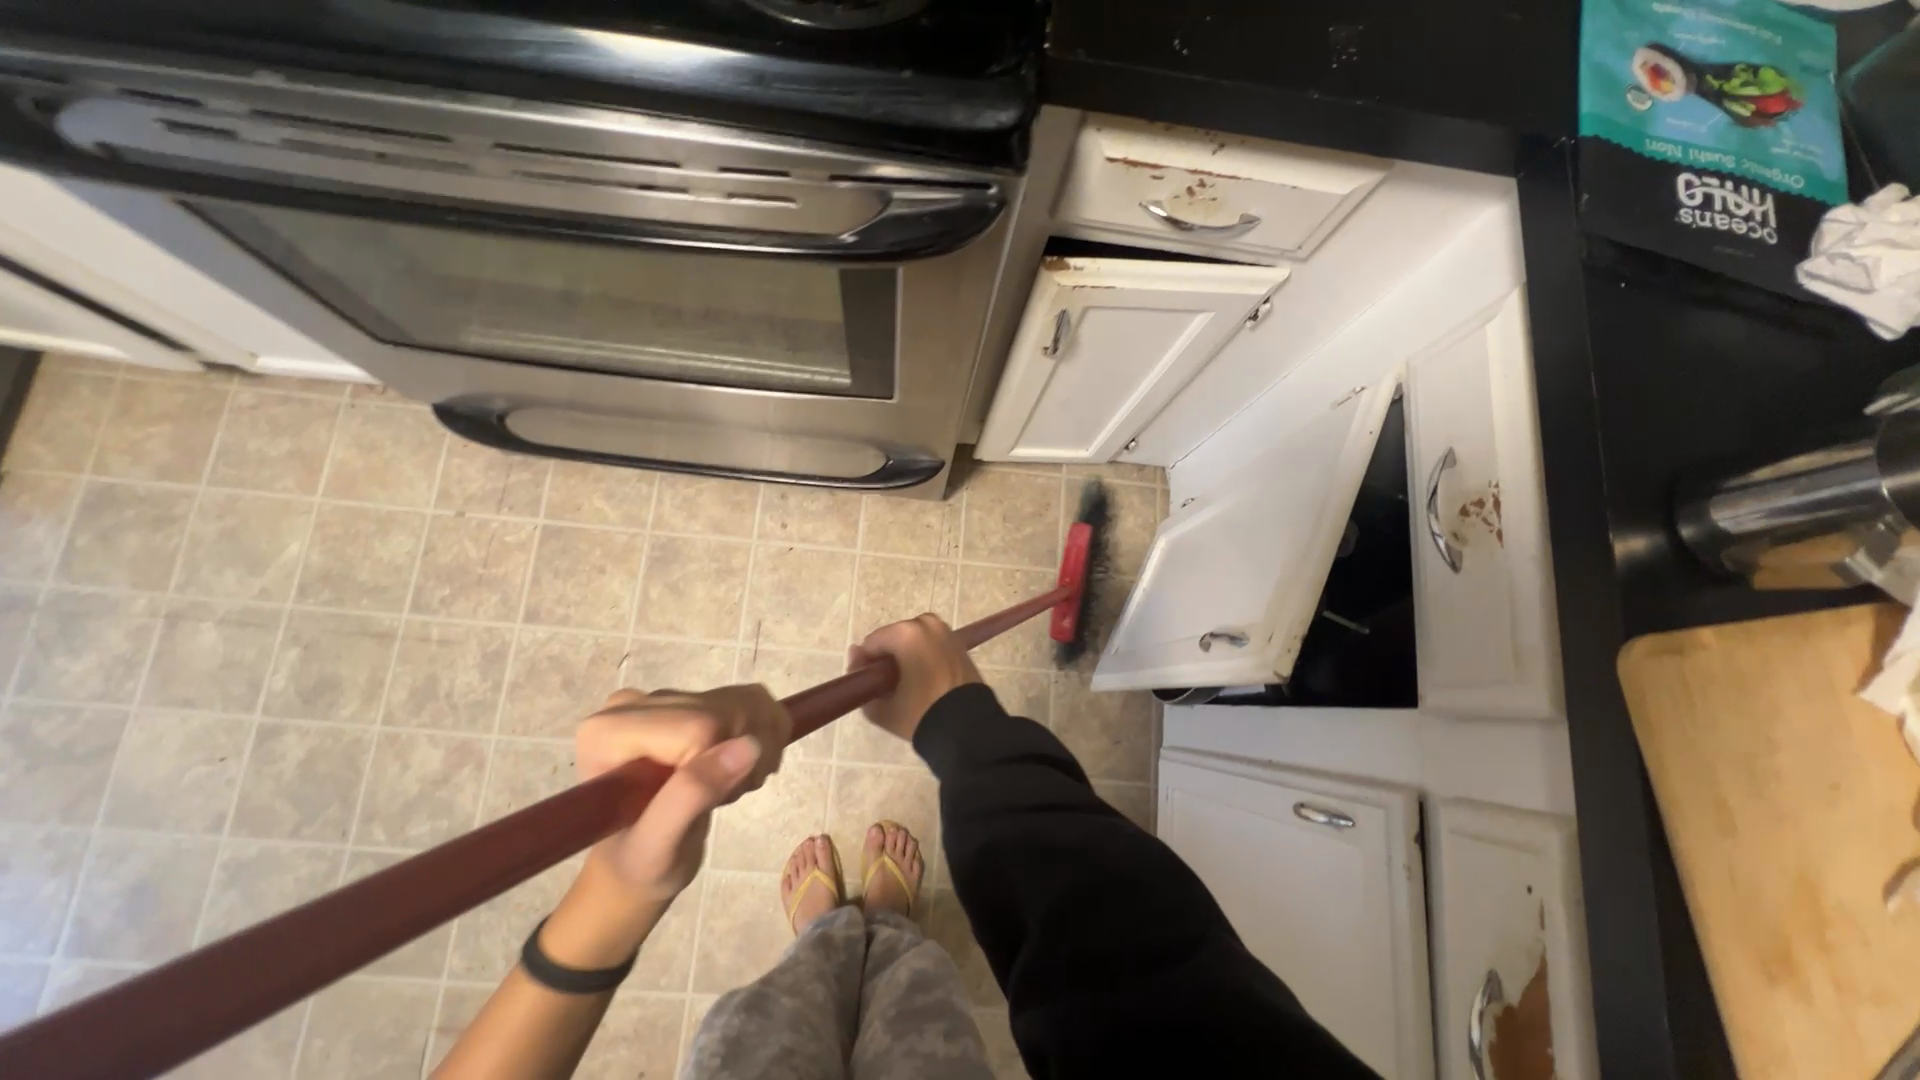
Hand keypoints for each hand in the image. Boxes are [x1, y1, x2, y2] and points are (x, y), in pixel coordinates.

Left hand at [575, 685, 790, 902]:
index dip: (722, 764)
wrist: (633, 863)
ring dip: (759, 747)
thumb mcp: (655, 848)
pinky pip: (750, 699)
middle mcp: (632, 704)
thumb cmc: (636, 864)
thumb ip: (691, 795)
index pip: (700, 725)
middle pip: (726, 709)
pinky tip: (740, 765)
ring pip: (745, 701)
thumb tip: (749, 746)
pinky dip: (764, 733)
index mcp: (609, 732)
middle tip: (726, 797)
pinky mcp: (689, 701)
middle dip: (746, 756)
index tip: (716, 801)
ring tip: (729, 785)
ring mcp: (662, 700)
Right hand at [848, 614, 981, 743]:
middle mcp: (927, 624)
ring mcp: (946, 632)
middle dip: (886, 658)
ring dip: (905, 656)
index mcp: (906, 633)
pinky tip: (922, 680)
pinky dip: (923, 656)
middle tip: (886, 686)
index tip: (867, 685)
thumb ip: (860, 681)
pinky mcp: (959, 644)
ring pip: (913, 640)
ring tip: (905, 685)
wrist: (968, 727)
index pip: (871, 644)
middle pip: (893, 638)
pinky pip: (931, 645)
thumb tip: (856, 656)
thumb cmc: (921, 714)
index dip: (865, 664)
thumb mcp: (881, 709)